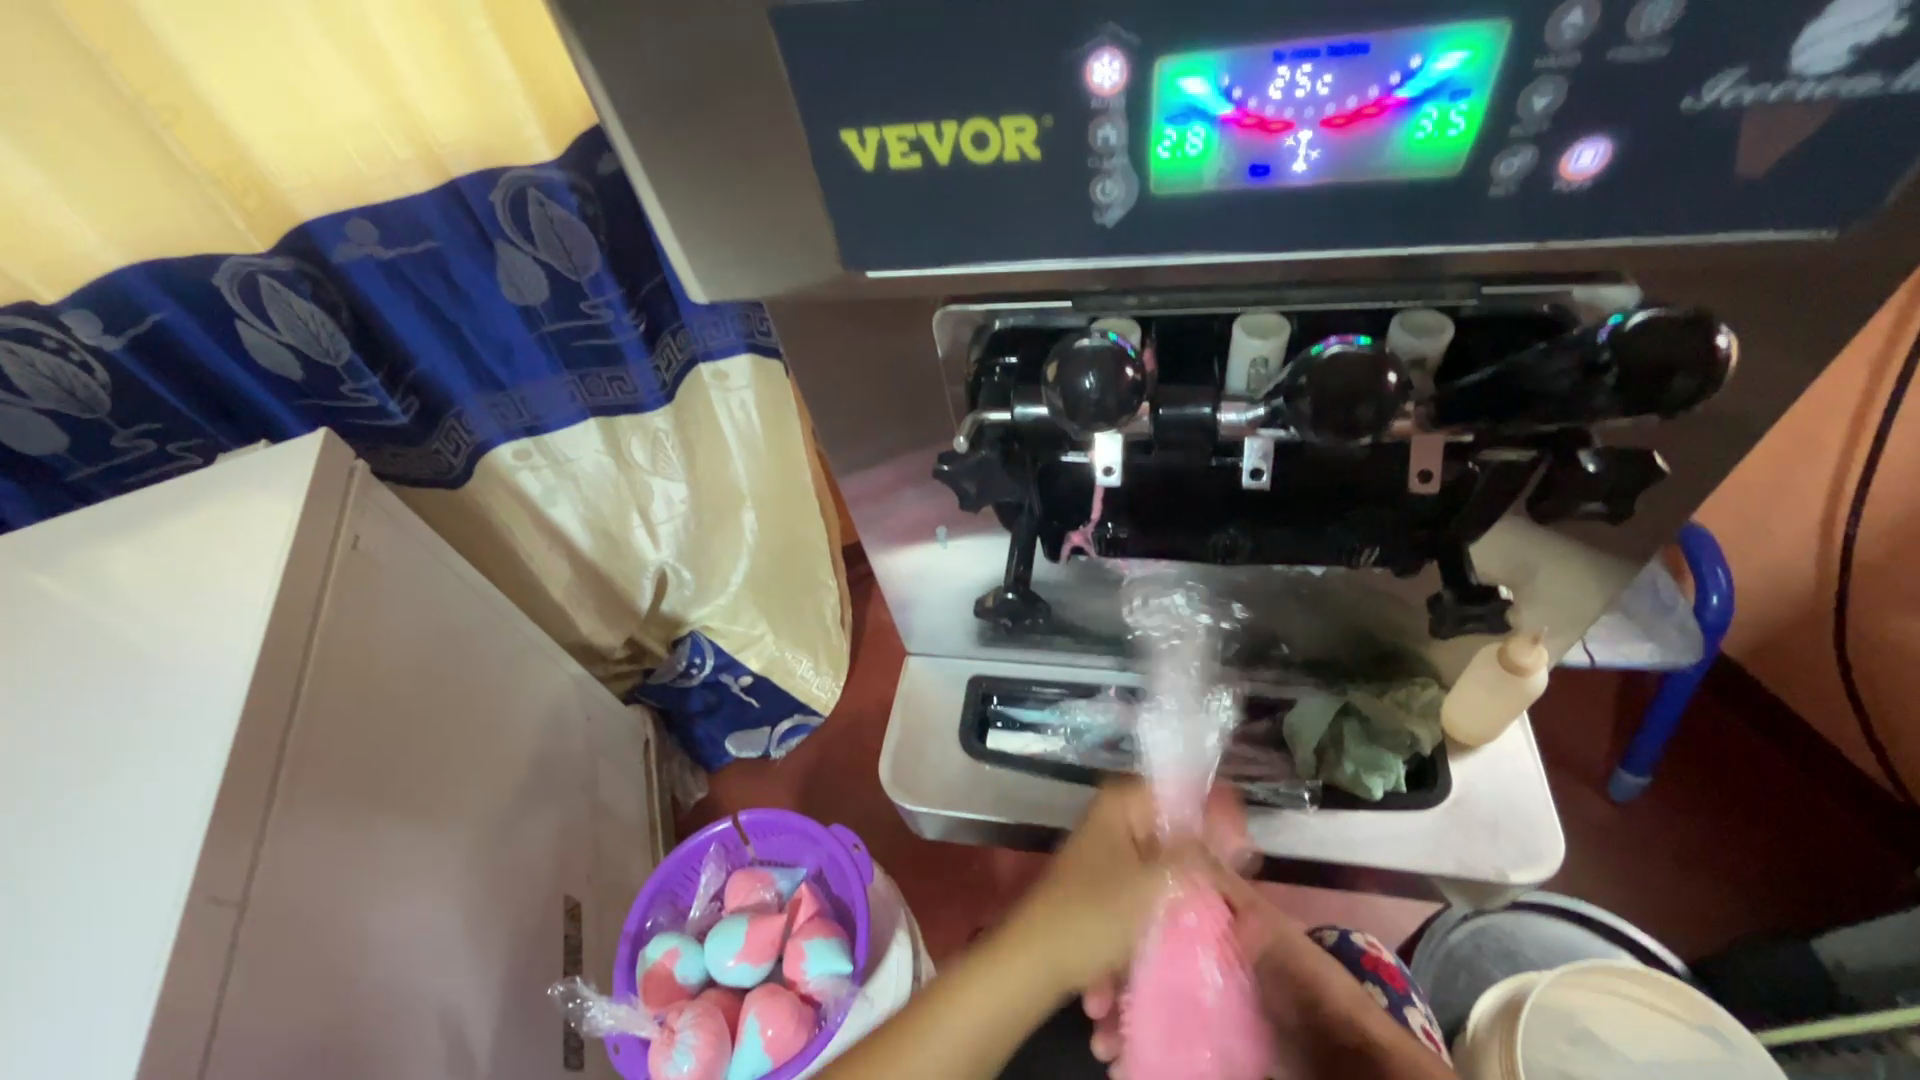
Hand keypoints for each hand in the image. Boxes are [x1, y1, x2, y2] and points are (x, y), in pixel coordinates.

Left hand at [1078, 785, 1258, 1071]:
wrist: (1032, 963)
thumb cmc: (1091, 916)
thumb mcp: (1153, 886)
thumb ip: (1197, 858)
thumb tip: (1236, 837)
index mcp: (1122, 802)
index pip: (1186, 789)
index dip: (1220, 819)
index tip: (1245, 857)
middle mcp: (1115, 817)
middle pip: (1180, 830)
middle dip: (1207, 866)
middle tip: (1235, 900)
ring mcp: (1110, 852)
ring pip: (1168, 865)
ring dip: (1186, 897)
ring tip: (1210, 926)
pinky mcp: (1108, 885)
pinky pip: (1149, 891)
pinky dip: (1162, 913)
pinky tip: (1184, 933)